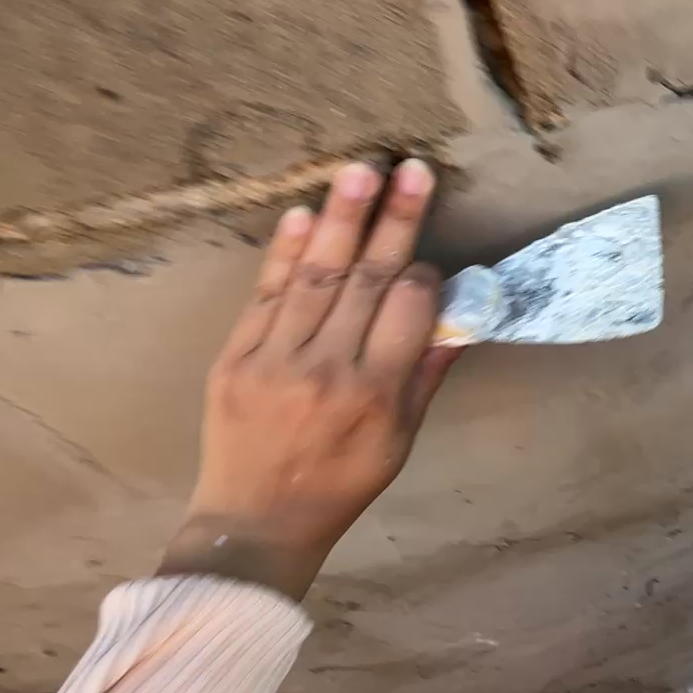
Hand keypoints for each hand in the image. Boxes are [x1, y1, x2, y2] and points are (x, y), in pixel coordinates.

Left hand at [158, 159, 461, 599]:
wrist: (253, 523)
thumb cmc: (346, 480)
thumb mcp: (405, 435)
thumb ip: (429, 371)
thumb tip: (458, 316)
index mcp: (376, 391)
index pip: (409, 307)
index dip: (425, 274)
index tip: (430, 262)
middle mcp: (327, 368)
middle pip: (367, 278)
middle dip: (394, 219)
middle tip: (412, 169)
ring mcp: (274, 358)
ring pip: (318, 275)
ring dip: (342, 217)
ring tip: (362, 169)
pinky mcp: (234, 356)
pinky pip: (265, 294)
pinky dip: (287, 251)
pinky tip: (306, 213)